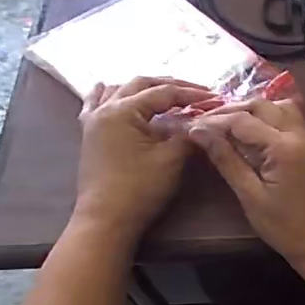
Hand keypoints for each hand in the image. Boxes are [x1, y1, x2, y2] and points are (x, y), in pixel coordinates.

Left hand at [74, 77, 217, 241]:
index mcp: (122, 110)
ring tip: (165, 92)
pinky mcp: (90, 135)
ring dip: (144, 88)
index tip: (215, 98)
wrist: (106, 220)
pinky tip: (111, 89)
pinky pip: (96, 103)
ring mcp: (93, 121)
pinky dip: (110, 94)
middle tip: (196, 93)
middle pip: (141, 85)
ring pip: (119, 90)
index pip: (163, 93)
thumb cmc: (139, 189)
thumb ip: (187, 134)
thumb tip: (202, 121)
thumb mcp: (171, 160)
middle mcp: (104, 108)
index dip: (191, 94)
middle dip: (170, 86)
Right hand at [189, 98, 304, 263]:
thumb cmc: (283, 226)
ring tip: (227, 124)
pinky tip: (252, 131)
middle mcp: (299, 134)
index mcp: (284, 147)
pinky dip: (269, 117)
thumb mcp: (249, 195)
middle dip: (232, 110)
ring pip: (277, 107)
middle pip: (261, 105)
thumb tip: (200, 132)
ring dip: (252, 110)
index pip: (243, 121)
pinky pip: (289, 118)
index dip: (215, 121)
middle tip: (206, 123)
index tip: (192, 127)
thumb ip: (226, 159)